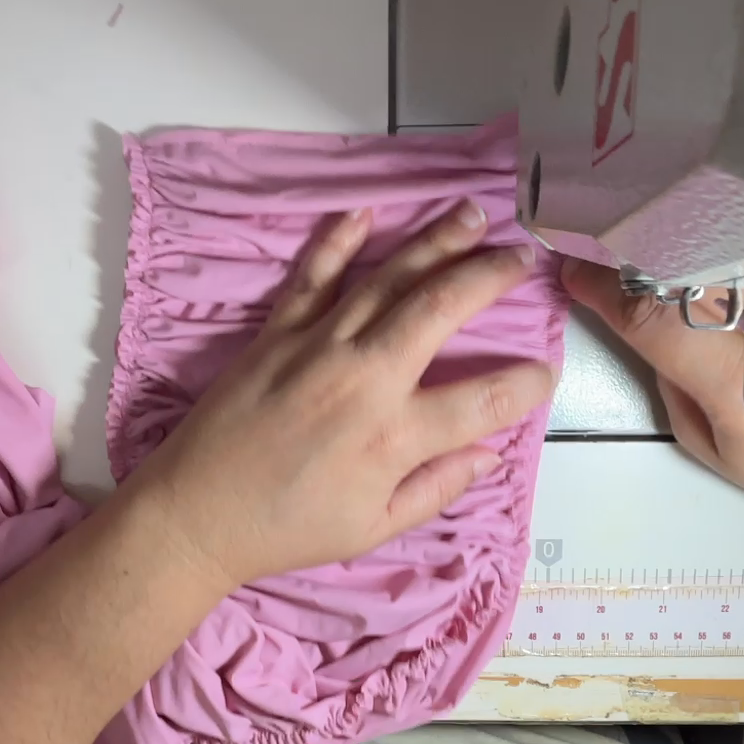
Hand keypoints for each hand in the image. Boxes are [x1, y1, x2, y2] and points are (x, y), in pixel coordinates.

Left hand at [126, 201, 555, 587]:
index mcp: (394, 437)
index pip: (483, 400)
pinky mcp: (276, 333)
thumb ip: (436, 489)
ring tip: (473, 216)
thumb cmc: (289, 528)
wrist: (198, 514)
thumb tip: (490, 456)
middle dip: (491, 275)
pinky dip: (337, 242)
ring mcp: (318, 346)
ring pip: (388, 279)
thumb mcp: (373, 529)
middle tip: (524, 255)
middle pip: (441, 308)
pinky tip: (366, 214)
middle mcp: (364, 378)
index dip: (525, 385)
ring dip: (435, 242)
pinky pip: (312, 276)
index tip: (545, 372)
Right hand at [562, 259, 743, 537]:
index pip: (649, 314)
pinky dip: (743, 243)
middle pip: (689, 263)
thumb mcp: (711, 446)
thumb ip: (675, 383)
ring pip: (735, 245)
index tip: (572, 269)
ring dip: (686, 242)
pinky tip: (727, 247)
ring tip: (657, 236)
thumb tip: (659, 332)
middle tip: (606, 247)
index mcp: (736, 375)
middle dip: (639, 252)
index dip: (603, 288)